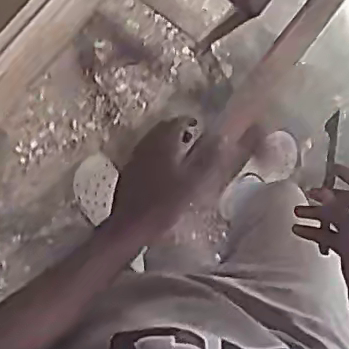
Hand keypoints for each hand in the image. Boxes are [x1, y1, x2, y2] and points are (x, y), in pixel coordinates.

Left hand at [110, 116, 251, 237]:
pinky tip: (164, 171)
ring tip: (182, 156)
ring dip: (167, 144)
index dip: (192, 123)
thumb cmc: (165, 204)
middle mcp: (146, 144)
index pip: (178, 121)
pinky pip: (145, 154)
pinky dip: (157, 156)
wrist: (130, 226)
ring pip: (153, 141)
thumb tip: (221, 138)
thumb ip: (208, 158)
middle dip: (179, 132)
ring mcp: (134, 158)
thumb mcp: (193, 182)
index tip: (203, 131)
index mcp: (163, 143)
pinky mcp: (127, 172)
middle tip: (193, 141)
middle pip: (163, 129)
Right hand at [293, 164, 348, 284]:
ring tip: (296, 213)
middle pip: (346, 202)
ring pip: (336, 219)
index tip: (328, 167)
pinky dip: (317, 232)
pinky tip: (299, 231)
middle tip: (306, 194)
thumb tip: (323, 192)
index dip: (346, 175)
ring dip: (317, 215)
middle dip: (325, 198)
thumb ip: (336, 210)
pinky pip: (332, 235)